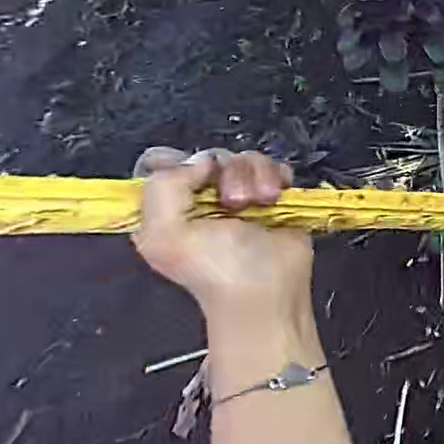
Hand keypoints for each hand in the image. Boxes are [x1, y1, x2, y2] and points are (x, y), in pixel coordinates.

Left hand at [133, 147, 306, 327]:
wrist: (268, 287)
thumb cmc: (216, 266)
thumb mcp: (165, 234)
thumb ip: (164, 187)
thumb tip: (204, 161)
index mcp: (167, 208)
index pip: (167, 162)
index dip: (184, 164)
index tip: (199, 180)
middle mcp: (202, 198)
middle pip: (213, 156)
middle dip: (229, 175)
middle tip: (235, 204)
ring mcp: (241, 195)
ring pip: (247, 159)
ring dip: (257, 178)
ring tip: (262, 203)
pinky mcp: (274, 195)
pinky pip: (275, 166)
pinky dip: (278, 177)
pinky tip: (277, 198)